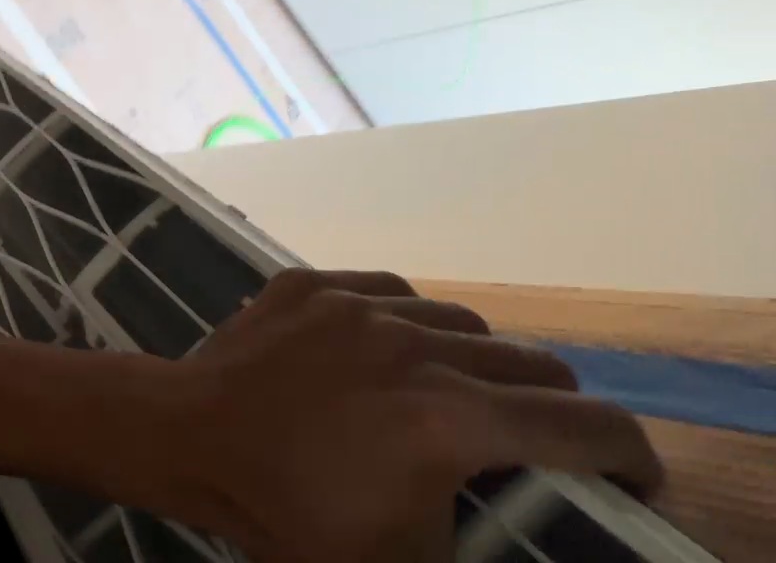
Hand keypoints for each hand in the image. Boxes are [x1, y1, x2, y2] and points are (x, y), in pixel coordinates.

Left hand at [110, 270, 663, 561]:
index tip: (622, 477)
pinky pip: (390, 289)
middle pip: (536, 366)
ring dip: (478, 360)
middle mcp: (416, 347)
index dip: (630, 459)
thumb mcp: (407, 557)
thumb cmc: (289, 509)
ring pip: (464, 321)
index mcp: (453, 419)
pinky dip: (406, 319)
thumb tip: (510, 497)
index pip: (593, 428)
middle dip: (553, 410)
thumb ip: (485, 527)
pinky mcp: (309, 282)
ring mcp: (355, 305)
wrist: (188, 435)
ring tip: (452, 390)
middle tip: (529, 440)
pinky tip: (386, 347)